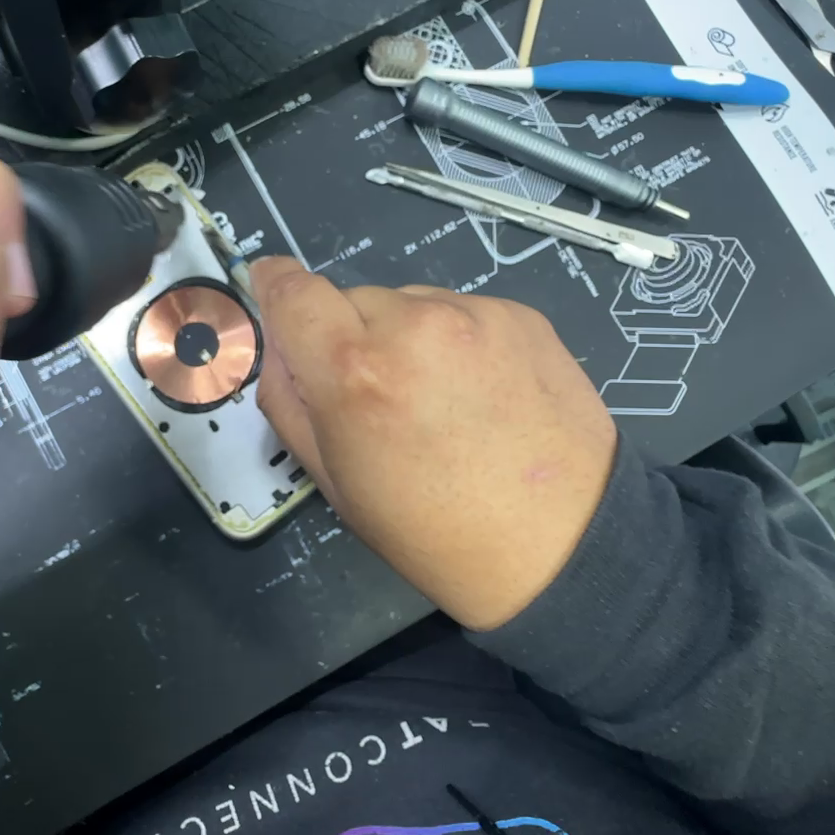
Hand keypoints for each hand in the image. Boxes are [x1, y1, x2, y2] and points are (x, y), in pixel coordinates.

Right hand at [251, 258, 617, 630]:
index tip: (274, 290)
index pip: (291, 290)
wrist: (560, 547)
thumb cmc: (429, 529)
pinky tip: (480, 391)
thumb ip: (288, 401)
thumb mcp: (332, 480)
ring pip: (407, 303)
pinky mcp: (521, 315)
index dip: (274, 287)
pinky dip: (454, 339)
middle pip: (349, 299)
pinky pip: (459, 311)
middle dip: (348, 334)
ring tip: (439, 397)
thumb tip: (281, 349)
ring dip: (404, 335)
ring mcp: (474, 314)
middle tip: (377, 393)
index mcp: (354, 370)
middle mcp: (412, 324)